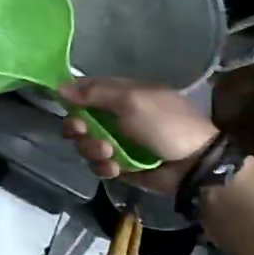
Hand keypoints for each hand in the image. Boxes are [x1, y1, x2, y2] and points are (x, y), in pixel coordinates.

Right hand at [56, 77, 218, 189]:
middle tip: (84, 131)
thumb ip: (95, 93)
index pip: (84, 89)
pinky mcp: (118, 165)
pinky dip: (103, 166)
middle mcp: (113, 116)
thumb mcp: (131, 100)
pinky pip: (97, 164)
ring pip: (84, 143)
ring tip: (109, 153)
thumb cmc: (165, 125)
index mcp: (120, 94)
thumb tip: (60, 86)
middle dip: (77, 127)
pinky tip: (116, 168)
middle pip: (77, 119)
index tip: (63, 104)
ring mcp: (115, 141)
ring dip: (91, 148)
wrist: (193, 166)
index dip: (71, 96)